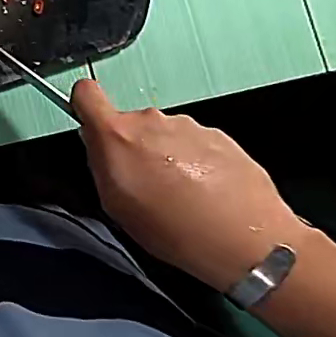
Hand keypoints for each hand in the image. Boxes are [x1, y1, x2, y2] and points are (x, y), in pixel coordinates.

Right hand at [69, 79, 308, 290]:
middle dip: (134, 147)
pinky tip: (207, 194)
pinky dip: (196, 163)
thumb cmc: (179, 231)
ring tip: (183, 196)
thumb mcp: (116, 205)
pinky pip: (196, 144)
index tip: (92, 124)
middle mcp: (152, 121)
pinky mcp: (221, 137)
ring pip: (164, 134)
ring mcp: (189, 127)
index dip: (85, 105)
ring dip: (167, 156)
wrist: (250, 243)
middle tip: (148, 184)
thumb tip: (98, 146)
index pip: (86, 92)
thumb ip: (99, 165)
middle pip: (130, 123)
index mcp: (118, 134)